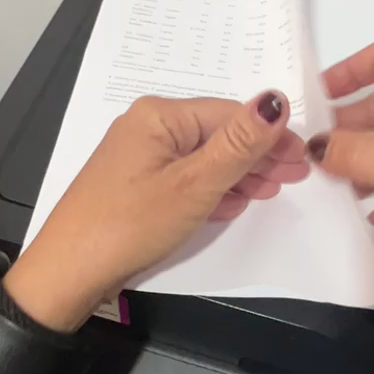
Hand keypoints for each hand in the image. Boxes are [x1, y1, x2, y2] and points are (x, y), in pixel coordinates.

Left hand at [5, 91, 307, 329]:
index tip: (302, 158)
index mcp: (159, 116)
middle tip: (295, 176)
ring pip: (203, 157)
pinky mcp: (137, 184)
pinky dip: (212, 188)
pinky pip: (185, 176)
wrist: (71, 272)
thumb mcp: (194, 185)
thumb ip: (239, 144)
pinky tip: (234, 201)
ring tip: (270, 190)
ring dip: (239, 173)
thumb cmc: (130, 225)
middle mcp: (148, 127)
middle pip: (217, 134)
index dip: (270, 135)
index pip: (230, 114)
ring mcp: (140, 156)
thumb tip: (274, 101)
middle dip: (258, 155)